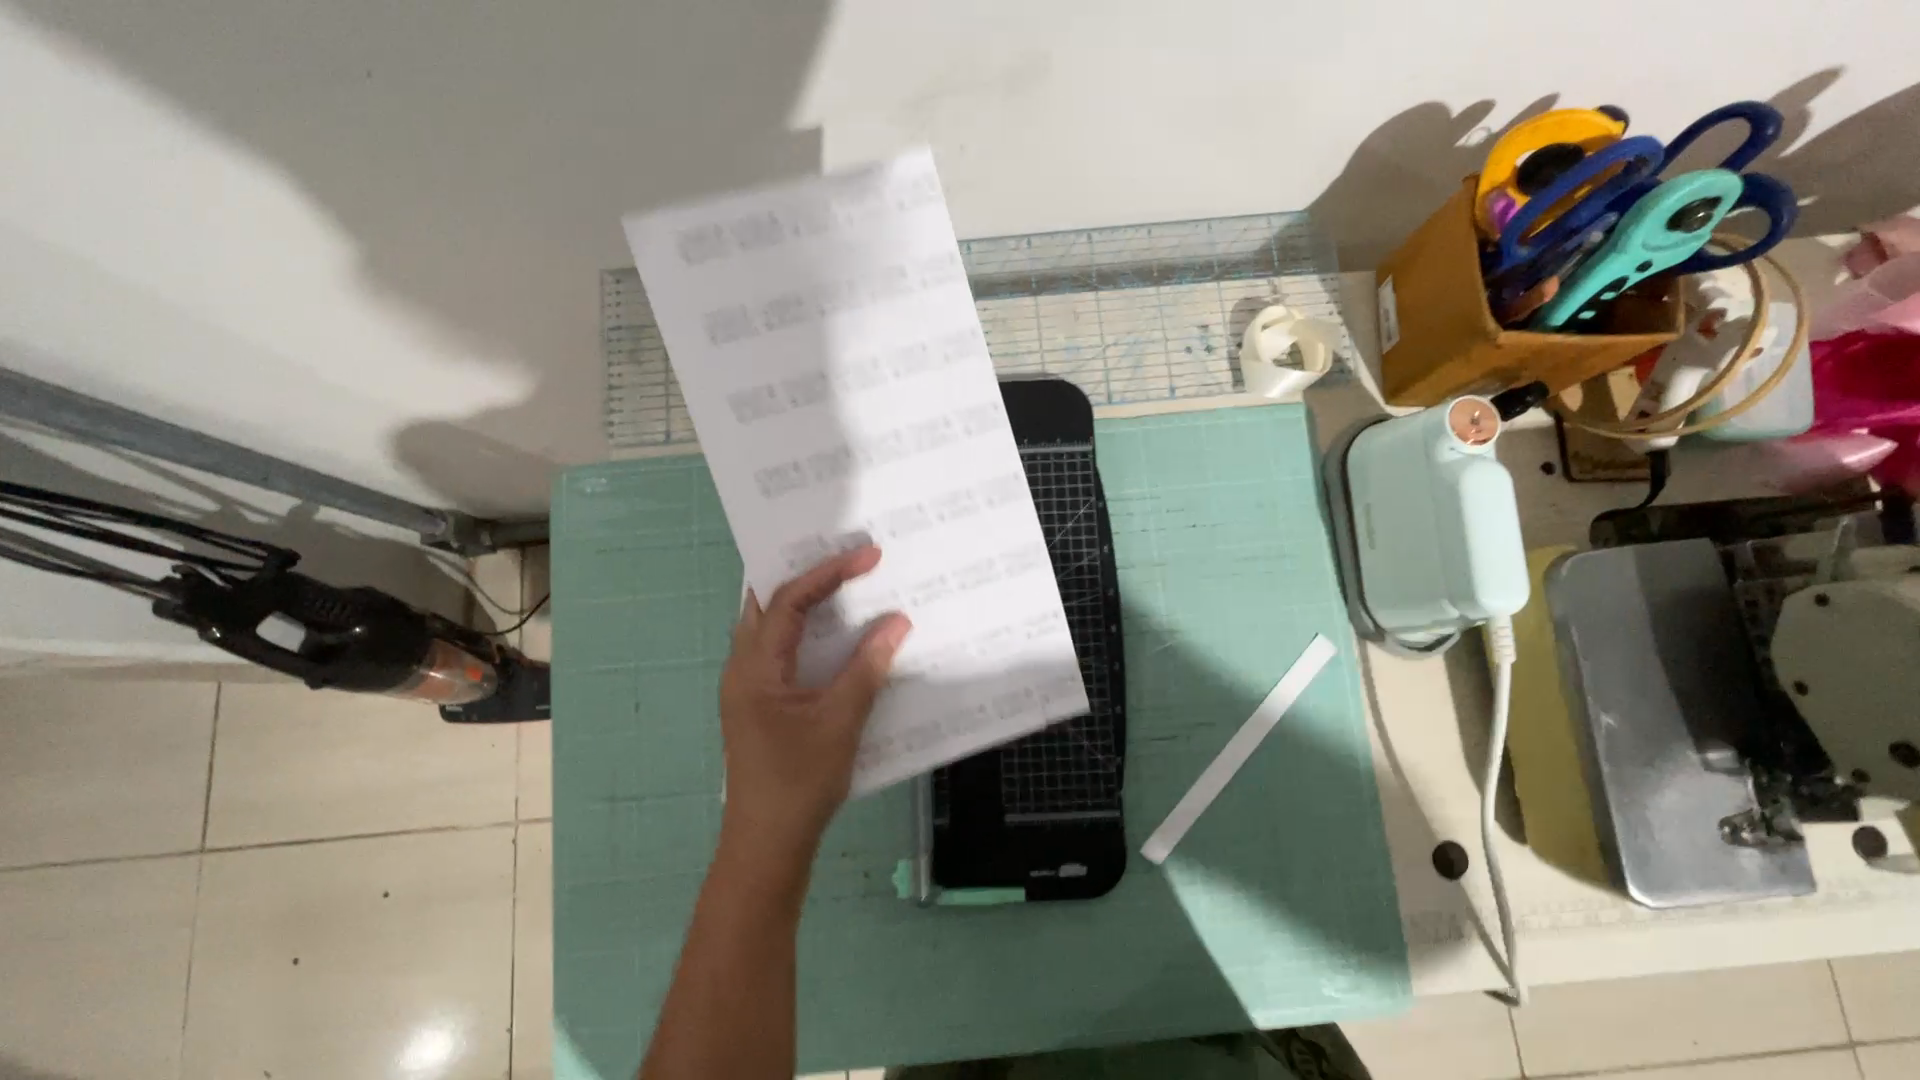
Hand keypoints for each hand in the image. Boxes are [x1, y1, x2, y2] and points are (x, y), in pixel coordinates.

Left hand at [718, 545, 911, 862]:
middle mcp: (743, 669)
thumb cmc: (800, 782)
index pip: (788, 601)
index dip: (828, 572)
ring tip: (846, 586)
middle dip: (806, 576)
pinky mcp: (760, 706)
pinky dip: (808, 635)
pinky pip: (781, 653)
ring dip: (806, 605)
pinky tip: (838, 640)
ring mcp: (748, 688)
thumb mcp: (840, 722)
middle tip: (846, 558)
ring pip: (772, 628)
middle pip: (768, 604)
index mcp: (755, 668)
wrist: (767, 844)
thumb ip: (867, 669)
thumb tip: (896, 623)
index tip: (868, 556)